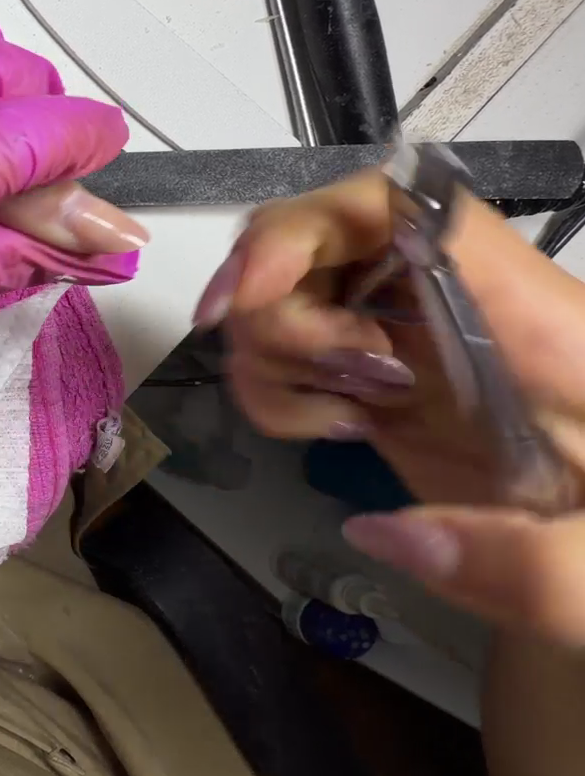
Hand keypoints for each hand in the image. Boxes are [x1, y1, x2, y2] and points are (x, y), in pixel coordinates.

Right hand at [212, 169, 584, 644]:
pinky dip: (274, 393)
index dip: (303, 230)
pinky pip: (278, 357)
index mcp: (528, 319)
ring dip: (273, 363)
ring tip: (345, 419)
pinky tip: (333, 428)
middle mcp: (448, 309)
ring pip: (275, 303)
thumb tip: (382, 534)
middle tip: (338, 385)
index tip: (243, 299)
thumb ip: (533, 565)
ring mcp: (401, 341)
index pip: (402, 210)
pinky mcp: (368, 378)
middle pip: (307, 248)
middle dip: (279, 317)